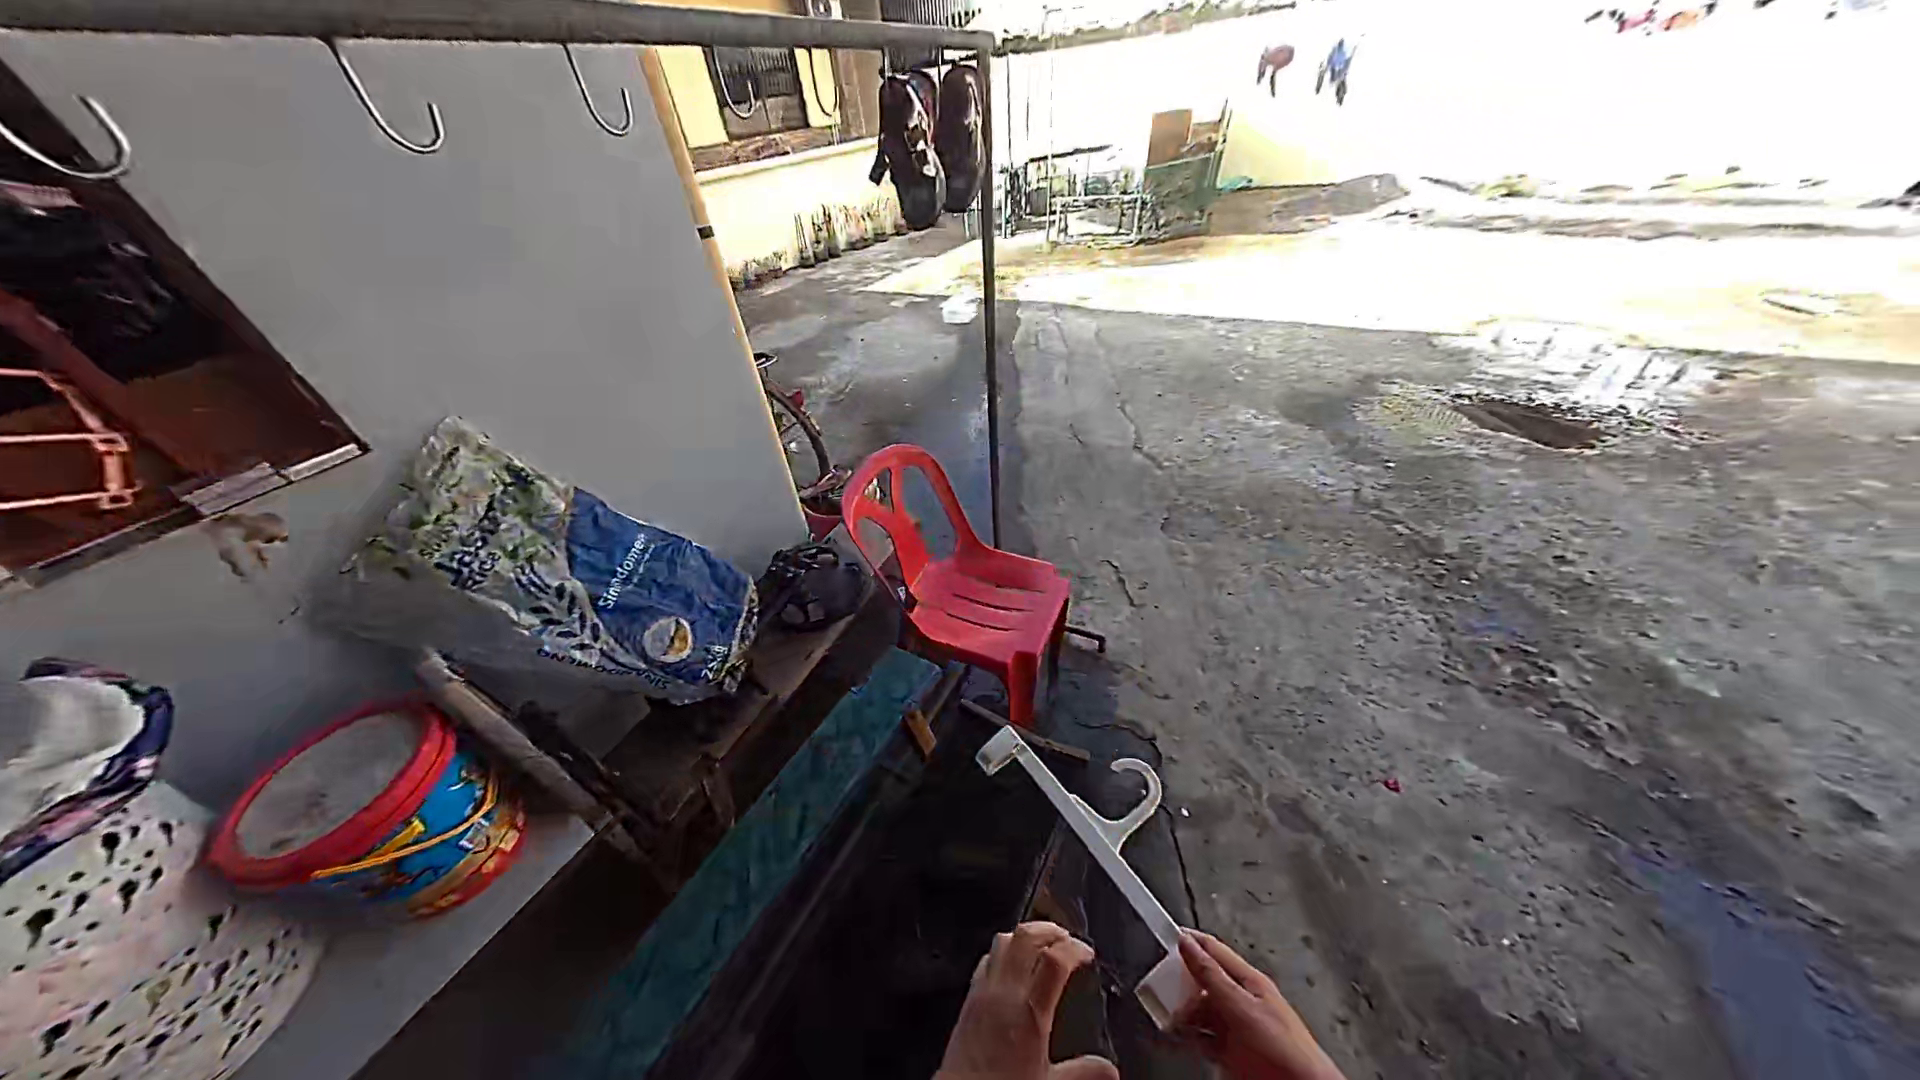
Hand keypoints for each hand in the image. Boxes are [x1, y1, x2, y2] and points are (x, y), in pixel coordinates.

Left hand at [935, 921, 1118, 1079]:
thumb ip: (1082, 1073)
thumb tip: (1109, 1071)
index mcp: (1030, 1011)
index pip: (1055, 960)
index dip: (1074, 948)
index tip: (1086, 952)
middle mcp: (1004, 993)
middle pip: (1025, 937)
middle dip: (1049, 930)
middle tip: (1065, 938)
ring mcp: (983, 991)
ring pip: (1002, 941)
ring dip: (1024, 935)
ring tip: (1040, 943)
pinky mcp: (969, 998)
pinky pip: (986, 959)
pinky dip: (1002, 952)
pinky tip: (1010, 965)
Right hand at [1171, 931, 1346, 1079]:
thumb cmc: (1287, 1051)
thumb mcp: (1242, 1006)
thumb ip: (1212, 975)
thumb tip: (1186, 944)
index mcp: (1248, 981)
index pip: (1212, 950)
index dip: (1188, 941)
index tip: (1163, 936)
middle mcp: (1241, 1001)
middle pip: (1202, 981)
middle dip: (1179, 981)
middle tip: (1157, 983)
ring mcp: (1238, 1028)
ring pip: (1200, 1011)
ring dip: (1181, 1012)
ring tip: (1164, 1015)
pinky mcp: (1234, 1054)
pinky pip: (1203, 1039)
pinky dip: (1188, 1037)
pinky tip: (1176, 1037)